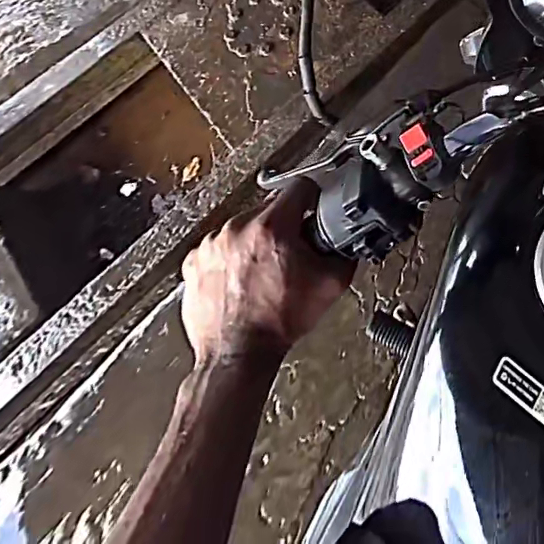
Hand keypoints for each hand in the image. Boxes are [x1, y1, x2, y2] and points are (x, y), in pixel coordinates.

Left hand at [180, 179, 355, 365]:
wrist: (237, 356)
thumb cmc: (276, 322)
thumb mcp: (330, 284)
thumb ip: (344, 251)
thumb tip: (348, 237)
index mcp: (272, 226)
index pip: (300, 187)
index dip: (313, 197)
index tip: (313, 207)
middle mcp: (238, 228)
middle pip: (270, 208)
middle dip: (283, 225)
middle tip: (289, 253)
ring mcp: (213, 244)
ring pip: (244, 227)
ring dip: (255, 241)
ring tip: (263, 270)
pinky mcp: (195, 260)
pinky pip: (220, 246)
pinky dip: (230, 257)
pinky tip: (242, 277)